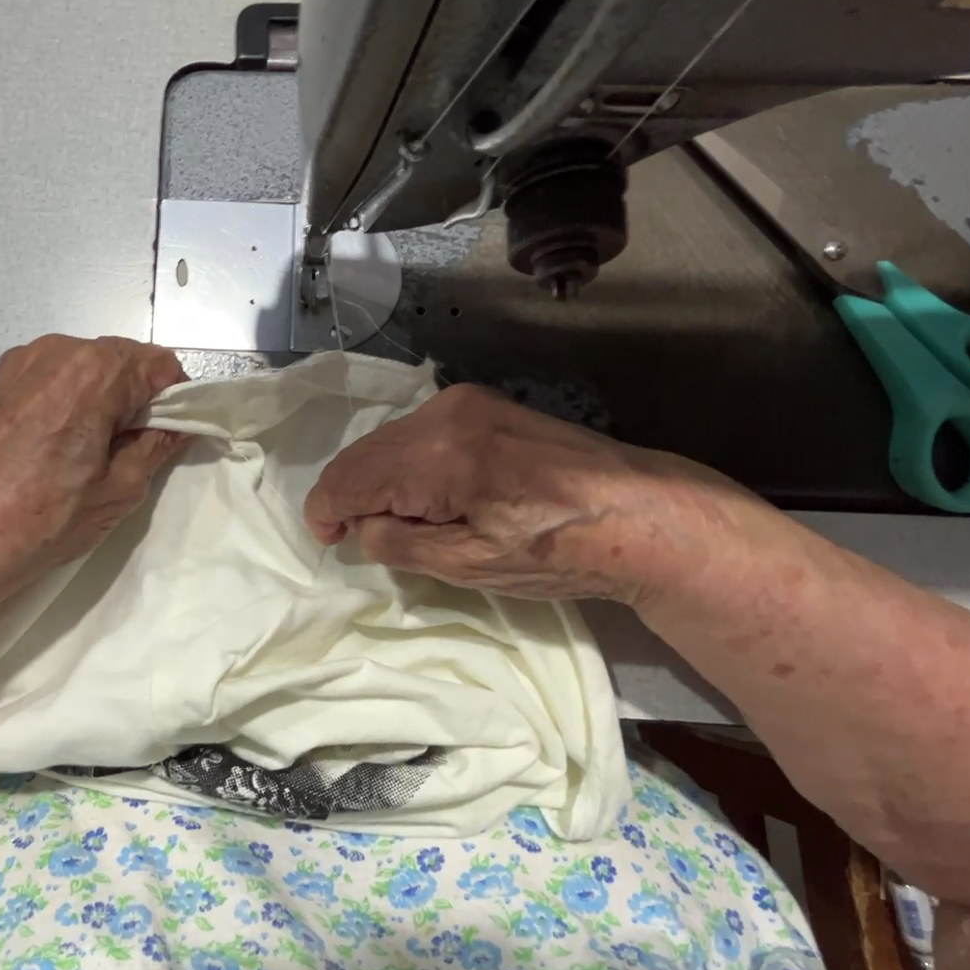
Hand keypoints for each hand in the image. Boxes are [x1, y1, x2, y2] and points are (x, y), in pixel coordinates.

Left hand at [0, 334, 191, 576]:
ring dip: (101, 397)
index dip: (174, 399)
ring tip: (86, 449)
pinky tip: (55, 443)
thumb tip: (180, 427)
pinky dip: (67, 398)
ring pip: (85, 367)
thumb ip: (157, 446)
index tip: (169, 435)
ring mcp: (22, 361)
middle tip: (128, 449)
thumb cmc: (45, 515)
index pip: (159, 364)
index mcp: (95, 371)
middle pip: (121, 360)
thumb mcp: (119, 489)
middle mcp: (59, 350)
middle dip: (136, 397)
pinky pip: (53, 376)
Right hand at [303, 383, 740, 604]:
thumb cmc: (560, 550)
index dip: (325, 512)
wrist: (644, 514)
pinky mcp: (481, 405)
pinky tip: (423, 494)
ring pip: (385, 441)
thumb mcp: (470, 565)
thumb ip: (400, 544)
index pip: (348, 479)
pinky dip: (402, 464)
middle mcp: (443, 414)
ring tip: (396, 520)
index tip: (329, 541)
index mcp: (439, 456)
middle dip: (347, 496)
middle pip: (361, 454)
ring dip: (374, 480)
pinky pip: (414, 434)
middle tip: (356, 536)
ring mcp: (463, 403)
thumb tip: (364, 527)